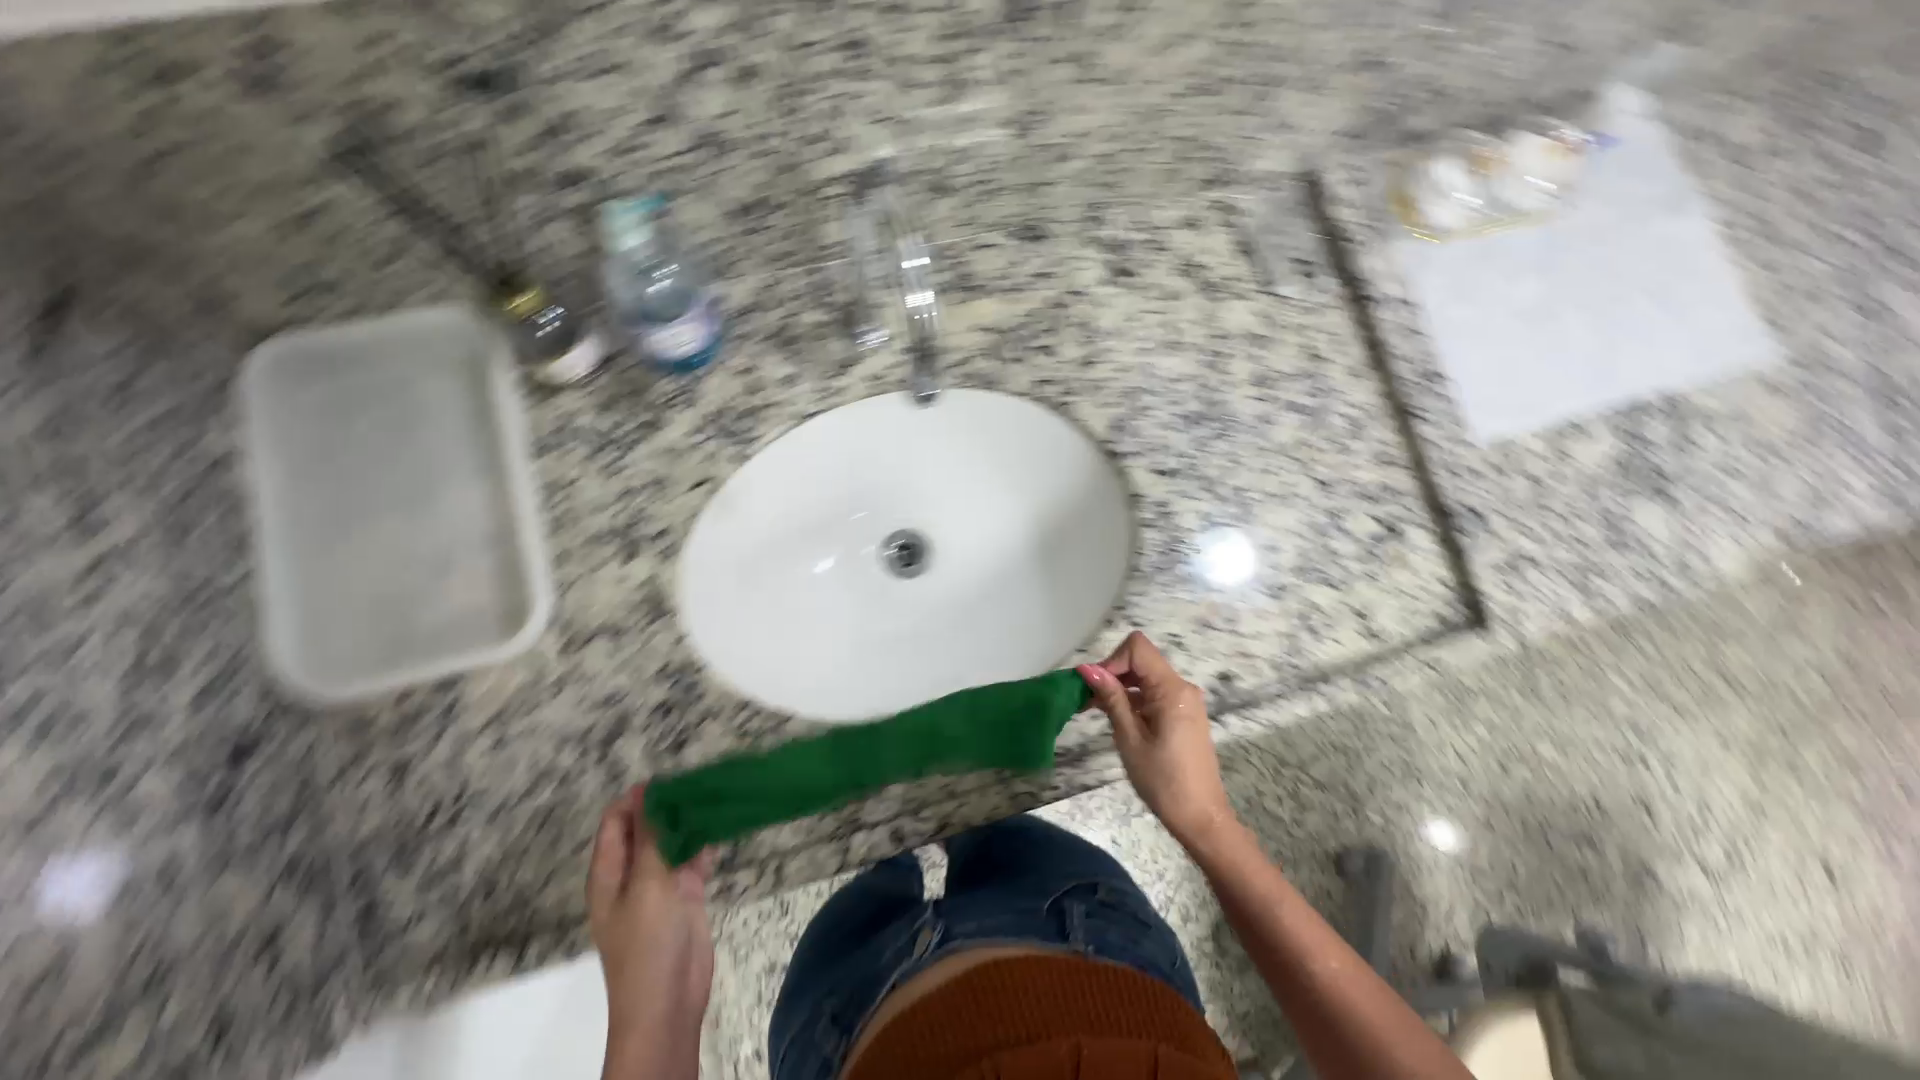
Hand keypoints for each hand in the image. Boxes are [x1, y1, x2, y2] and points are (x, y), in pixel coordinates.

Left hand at [588, 786, 714, 1079]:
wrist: (668, 1001)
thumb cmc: (647, 944)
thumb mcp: (646, 885)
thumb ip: (651, 839)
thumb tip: (648, 793)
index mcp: (609, 872)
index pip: (616, 822)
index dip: (638, 799)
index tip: (670, 779)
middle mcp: (632, 874)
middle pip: (647, 830)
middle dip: (669, 806)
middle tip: (701, 781)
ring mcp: (660, 886)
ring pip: (673, 843)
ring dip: (690, 823)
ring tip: (716, 794)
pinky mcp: (686, 897)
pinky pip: (693, 861)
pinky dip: (705, 844)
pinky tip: (723, 825)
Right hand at [1078, 631, 1239, 853]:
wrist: (1200, 816)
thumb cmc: (1162, 780)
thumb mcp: (1129, 738)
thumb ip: (1111, 698)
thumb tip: (1086, 669)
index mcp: (1172, 689)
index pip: (1138, 648)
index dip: (1111, 660)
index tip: (1094, 688)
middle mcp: (1182, 687)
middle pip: (1141, 660)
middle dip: (1112, 674)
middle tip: (1086, 701)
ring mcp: (1185, 701)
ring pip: (1146, 677)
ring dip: (1120, 688)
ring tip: (1095, 712)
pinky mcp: (1184, 714)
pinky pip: (1154, 694)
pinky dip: (1133, 700)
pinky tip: (1117, 720)